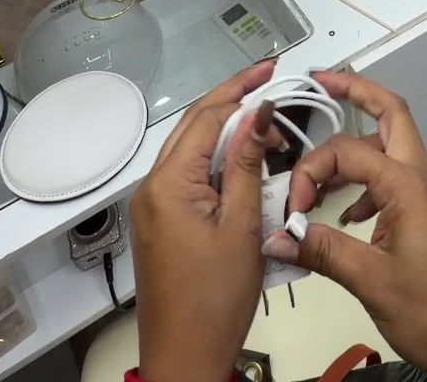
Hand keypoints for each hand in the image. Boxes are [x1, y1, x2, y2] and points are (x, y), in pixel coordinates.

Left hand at [130, 59, 276, 381]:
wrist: (185, 359)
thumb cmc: (214, 300)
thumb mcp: (242, 225)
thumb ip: (249, 163)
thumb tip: (259, 112)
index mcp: (168, 185)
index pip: (206, 117)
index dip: (242, 90)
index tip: (272, 72)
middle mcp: (153, 187)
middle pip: (195, 124)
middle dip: (233, 99)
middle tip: (270, 80)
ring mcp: (155, 204)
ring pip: (193, 146)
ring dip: (229, 130)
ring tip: (269, 123)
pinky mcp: (163, 219)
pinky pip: (192, 172)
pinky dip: (221, 159)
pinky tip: (248, 157)